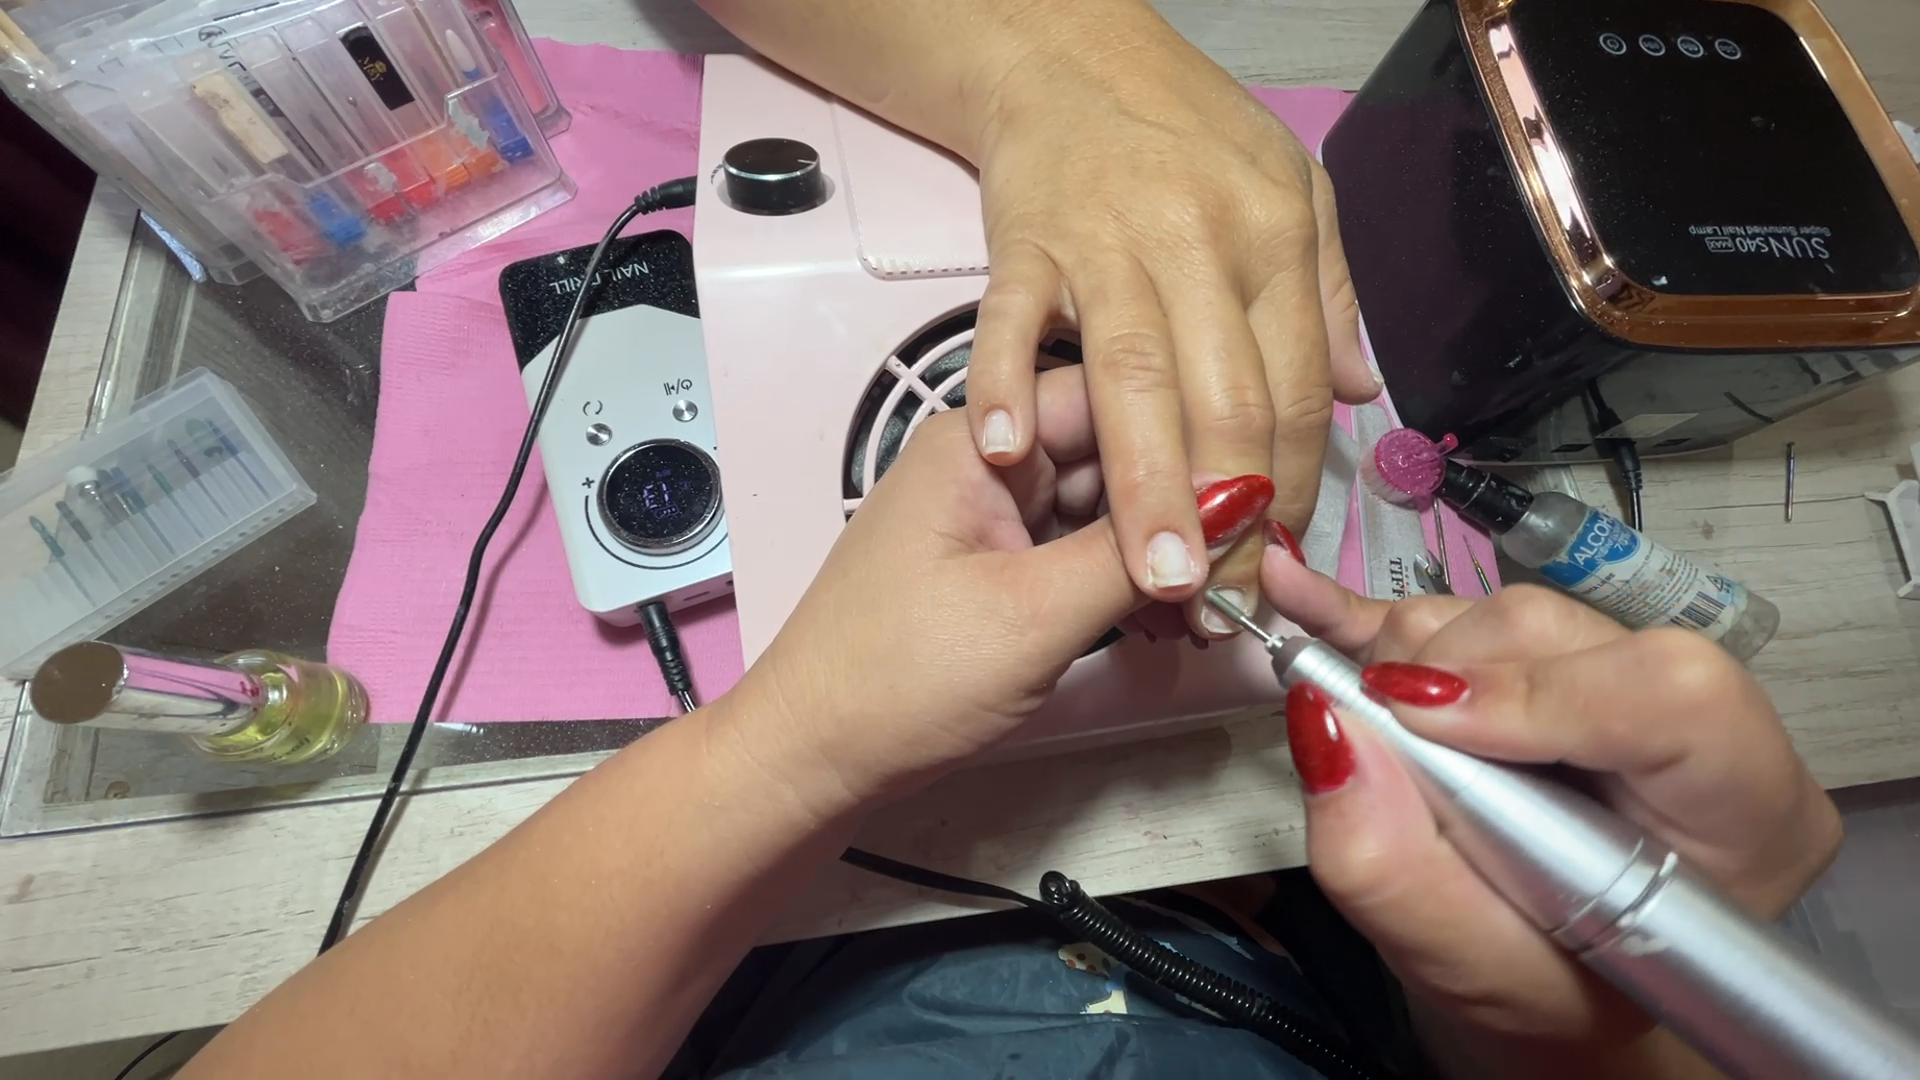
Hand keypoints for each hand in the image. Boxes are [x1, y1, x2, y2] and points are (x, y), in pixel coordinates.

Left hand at [724, 367, 1267, 815]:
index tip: (1257, 499)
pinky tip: (1168, 623)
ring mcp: (996, 518)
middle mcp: (991, 462)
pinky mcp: (1003, 568)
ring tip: (1213, 610)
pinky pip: (1082, 557)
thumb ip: (1134, 556)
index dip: (1186, 443)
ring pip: (1105, 514)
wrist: (820, 755)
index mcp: (980, 440)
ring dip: (1159, 559)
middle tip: (1248, 571)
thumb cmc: (900, 676)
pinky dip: (1126, 587)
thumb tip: (1235, 503)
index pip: (1108, 399)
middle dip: (1181, 515)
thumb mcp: (1031, 613)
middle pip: (1113, 458)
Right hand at [962, 7, 1379, 639]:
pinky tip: (1008, 453)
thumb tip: (1362, 395)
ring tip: (1154, 577)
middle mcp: (1198, 248)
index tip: (1277, 564)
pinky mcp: (1022, 248)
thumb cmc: (1185, 136)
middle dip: (1228, 514)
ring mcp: (1103, 248)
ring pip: (1133, 378)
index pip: (1296, 395)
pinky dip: (1008, 384)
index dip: (1294, 490)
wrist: (1071, 64)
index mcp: (1272, 243)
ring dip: (1146, 483)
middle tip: (1221, 607)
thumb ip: (1326, 296)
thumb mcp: (1291, 193)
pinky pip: (1013, 322)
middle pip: (1223, 400)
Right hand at [1258, 548, 1841, 1072]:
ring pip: (1477, 611)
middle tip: (1384, 742)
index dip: (1530, 692)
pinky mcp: (1507, 653)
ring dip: (1394, 660)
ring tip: (1376, 731)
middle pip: (1545, 632)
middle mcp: (1674, 713)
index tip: (1416, 720)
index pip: (1666, 693)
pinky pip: (1426, 608)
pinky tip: (1289, 585)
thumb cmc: (1530, 980)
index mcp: (1731, 806)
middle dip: (1433, 676)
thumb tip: (1323, 720)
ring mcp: (1589, 666)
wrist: (1531, 962)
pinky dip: (1344, 606)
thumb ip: (1389, 862)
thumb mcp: (1464, 962)